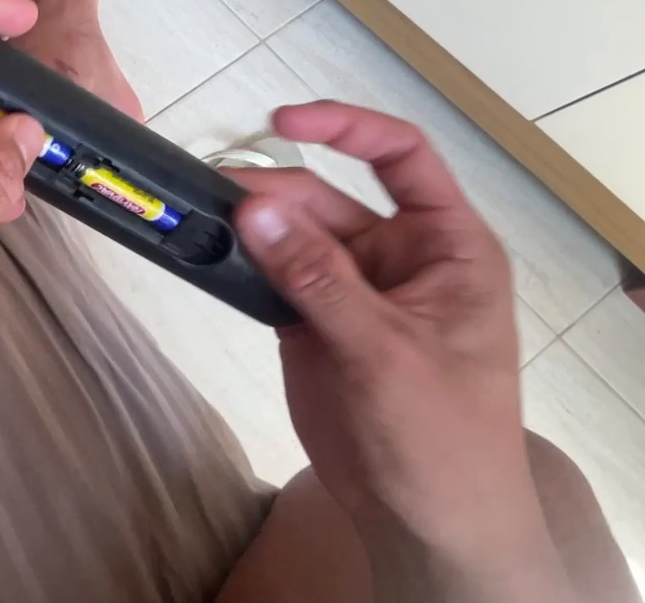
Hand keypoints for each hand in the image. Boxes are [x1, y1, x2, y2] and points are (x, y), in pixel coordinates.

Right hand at [231, 102, 570, 596]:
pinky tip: (206, 254)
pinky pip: (267, 268)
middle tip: (214, 205)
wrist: (421, 522)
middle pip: (323, 197)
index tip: (281, 121)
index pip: (402, 159)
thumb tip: (252, 206)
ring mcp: (347, 284)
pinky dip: (237, 259)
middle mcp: (394, 254)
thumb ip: (317, 277)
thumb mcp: (384, 352)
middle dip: (272, 195)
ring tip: (200, 226)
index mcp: (445, 248)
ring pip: (287, 230)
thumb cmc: (440, 438)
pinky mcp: (309, 313)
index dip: (346, 128)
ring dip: (247, 226)